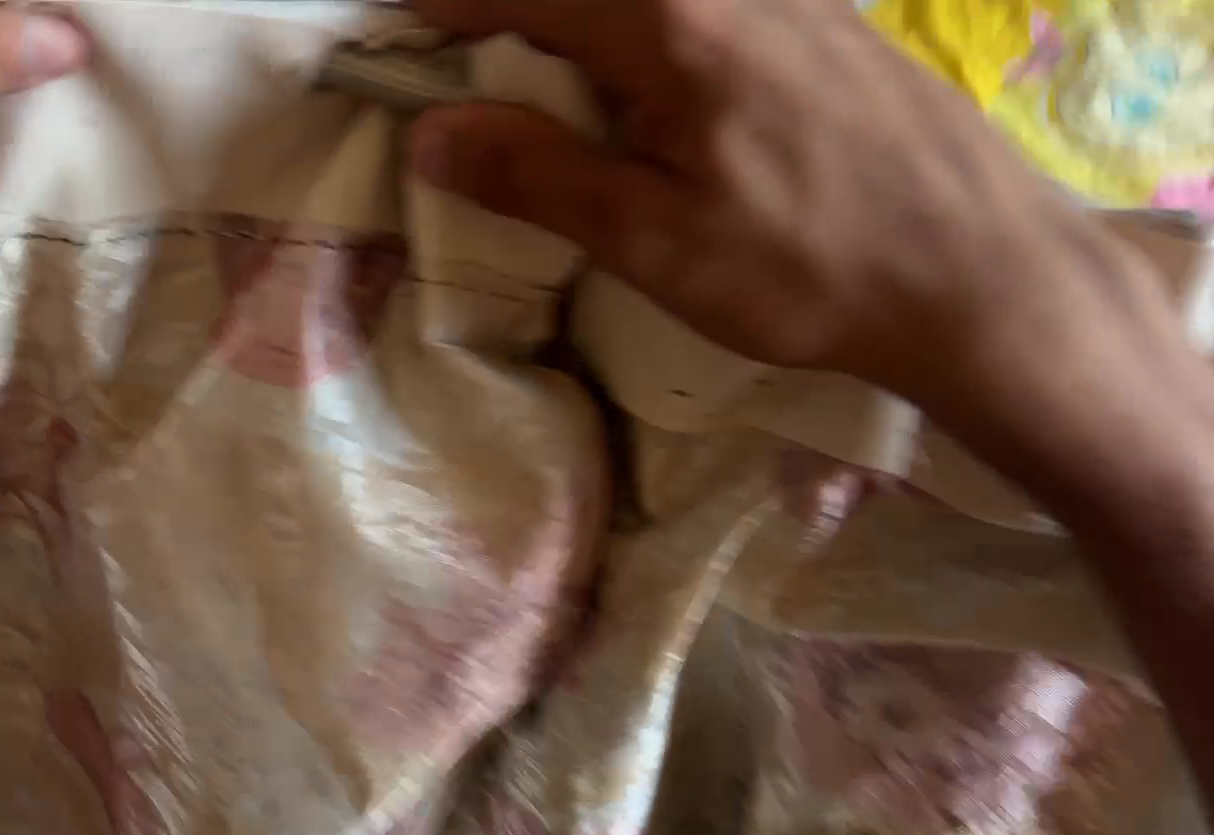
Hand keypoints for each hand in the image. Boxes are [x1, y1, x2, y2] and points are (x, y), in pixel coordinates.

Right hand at [406, 0, 1185, 412]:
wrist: (973, 274)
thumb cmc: (797, 269)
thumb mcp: (645, 237)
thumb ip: (533, 174)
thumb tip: (428, 132)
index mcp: (676, 30)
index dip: (451, 7)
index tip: (394, 35)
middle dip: (506, 19)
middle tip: (455, 72)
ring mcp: (784, 1)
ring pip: (640, 2)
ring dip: (567, 34)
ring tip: (527, 91)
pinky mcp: (817, 28)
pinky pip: (696, 13)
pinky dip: (630, 41)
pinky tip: (630, 99)